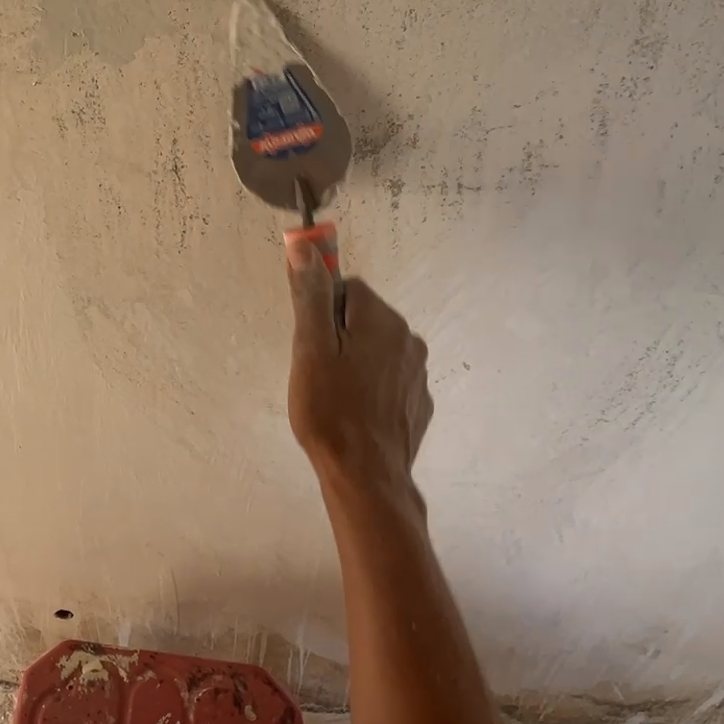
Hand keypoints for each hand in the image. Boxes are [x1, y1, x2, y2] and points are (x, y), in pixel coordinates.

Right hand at [285, 239, 432, 493]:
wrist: (365, 475)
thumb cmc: (329, 408)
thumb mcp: (310, 347)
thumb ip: (311, 294)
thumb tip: (305, 248)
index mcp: (382, 319)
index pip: (347, 288)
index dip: (322, 309)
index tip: (308, 339)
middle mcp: (408, 338)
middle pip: (363, 317)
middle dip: (337, 334)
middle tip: (316, 369)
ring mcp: (418, 373)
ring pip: (376, 348)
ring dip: (355, 359)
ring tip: (333, 393)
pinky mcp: (418, 402)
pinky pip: (388, 377)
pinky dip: (371, 385)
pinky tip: (354, 411)